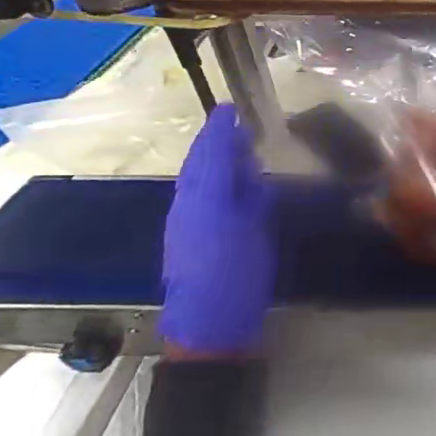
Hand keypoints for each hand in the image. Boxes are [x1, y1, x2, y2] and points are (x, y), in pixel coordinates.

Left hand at [160, 105, 273, 357]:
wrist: (207, 326)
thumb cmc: (237, 278)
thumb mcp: (255, 233)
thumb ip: (252, 198)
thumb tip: (250, 171)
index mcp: (205, 196)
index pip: (211, 152)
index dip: (221, 129)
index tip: (230, 109)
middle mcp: (187, 203)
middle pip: (198, 164)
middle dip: (215, 144)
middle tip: (237, 132)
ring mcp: (180, 221)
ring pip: (194, 180)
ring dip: (212, 164)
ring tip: (234, 157)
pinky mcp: (181, 239)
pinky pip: (194, 198)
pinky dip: (209, 185)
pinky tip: (225, 192)